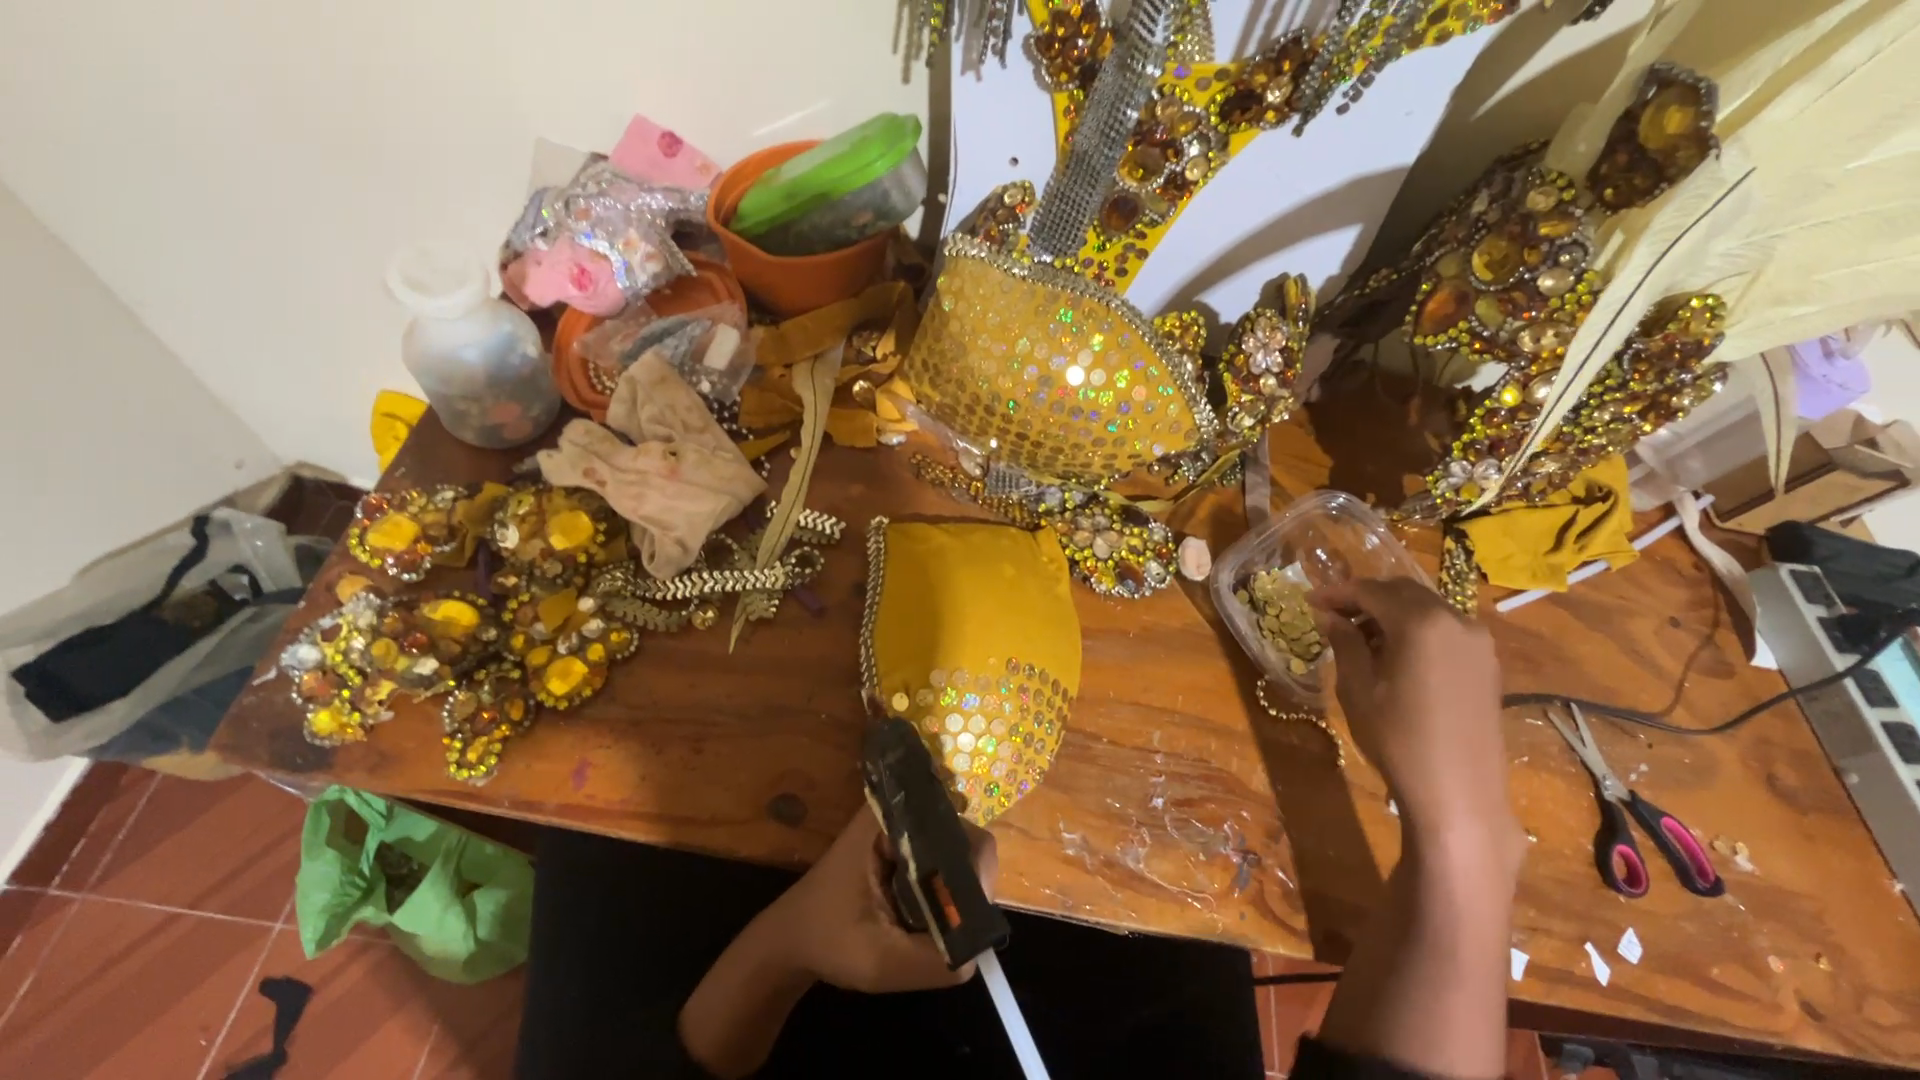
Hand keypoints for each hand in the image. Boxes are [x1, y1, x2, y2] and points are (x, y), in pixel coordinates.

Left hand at [767, 808, 998, 993]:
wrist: (790, 942)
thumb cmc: (826, 942)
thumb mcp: (878, 963)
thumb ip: (933, 962)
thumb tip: (977, 956)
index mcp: (888, 821)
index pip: (957, 830)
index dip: (976, 870)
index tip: (973, 917)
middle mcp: (900, 814)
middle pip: (963, 838)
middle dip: (971, 887)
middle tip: (964, 932)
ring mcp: (903, 831)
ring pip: (958, 854)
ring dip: (961, 895)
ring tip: (947, 930)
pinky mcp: (906, 851)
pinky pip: (945, 865)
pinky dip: (949, 896)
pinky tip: (936, 923)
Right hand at [1310, 578, 1517, 848]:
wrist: (1458, 791)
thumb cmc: (1398, 738)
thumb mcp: (1358, 688)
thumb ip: (1344, 643)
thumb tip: (1331, 617)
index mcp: (1420, 622)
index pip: (1372, 591)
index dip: (1337, 593)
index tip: (1310, 602)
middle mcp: (1456, 620)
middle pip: (1404, 592)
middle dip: (1366, 599)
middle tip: (1333, 616)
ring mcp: (1477, 642)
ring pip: (1427, 609)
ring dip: (1392, 614)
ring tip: (1361, 639)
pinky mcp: (1487, 664)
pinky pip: (1445, 630)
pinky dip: (1416, 630)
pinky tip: (1395, 656)